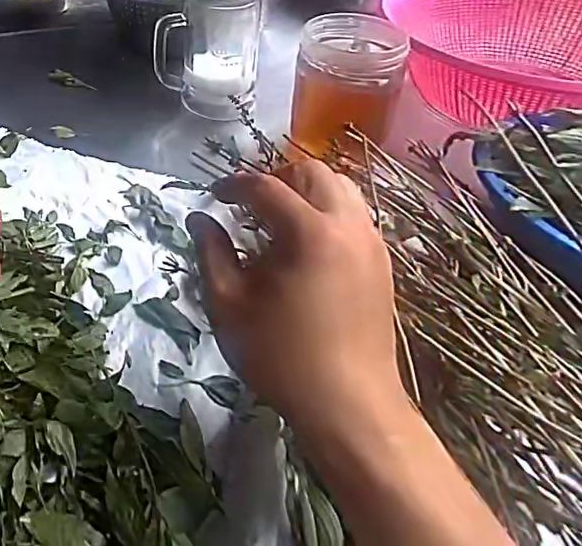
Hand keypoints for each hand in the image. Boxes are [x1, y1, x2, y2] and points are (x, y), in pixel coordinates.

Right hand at [187, 160, 403, 428]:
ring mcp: (371, 243)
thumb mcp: (229, 304)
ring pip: (340, 187)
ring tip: (280, 217)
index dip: (233, 186)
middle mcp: (346, 226)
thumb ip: (211, 252)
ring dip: (306, 190)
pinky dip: (328, 210)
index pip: (264, 186)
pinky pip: (355, 213)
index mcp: (307, 233)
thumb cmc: (282, 356)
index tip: (214, 197)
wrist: (351, 409)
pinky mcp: (382, 263)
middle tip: (249, 204)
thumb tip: (199, 218)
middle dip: (275, 178)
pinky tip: (307, 242)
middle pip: (310, 172)